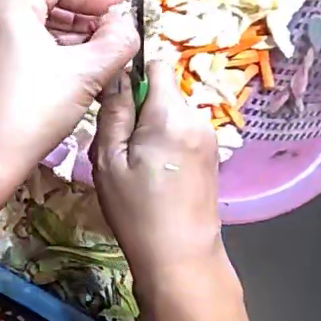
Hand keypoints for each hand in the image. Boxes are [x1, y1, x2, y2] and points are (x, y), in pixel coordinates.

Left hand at [0, 0, 138, 185]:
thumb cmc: (36, 109)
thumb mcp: (86, 72)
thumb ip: (117, 41)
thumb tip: (128, 26)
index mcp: (11, 11)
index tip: (121, 7)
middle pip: (48, 1)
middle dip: (88, 13)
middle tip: (118, 32)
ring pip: (42, 28)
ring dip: (78, 36)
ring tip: (107, 54)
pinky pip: (32, 50)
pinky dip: (60, 54)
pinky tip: (84, 73)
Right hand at [92, 54, 224, 279]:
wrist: (180, 255)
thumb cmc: (136, 210)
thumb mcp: (109, 160)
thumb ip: (113, 113)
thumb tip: (115, 78)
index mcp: (170, 115)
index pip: (156, 65)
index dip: (131, 77)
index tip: (114, 104)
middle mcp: (196, 118)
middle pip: (163, 91)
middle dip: (139, 107)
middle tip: (117, 144)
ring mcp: (208, 136)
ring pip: (171, 112)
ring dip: (150, 126)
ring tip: (133, 163)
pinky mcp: (211, 154)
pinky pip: (181, 131)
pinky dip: (164, 141)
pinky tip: (152, 173)